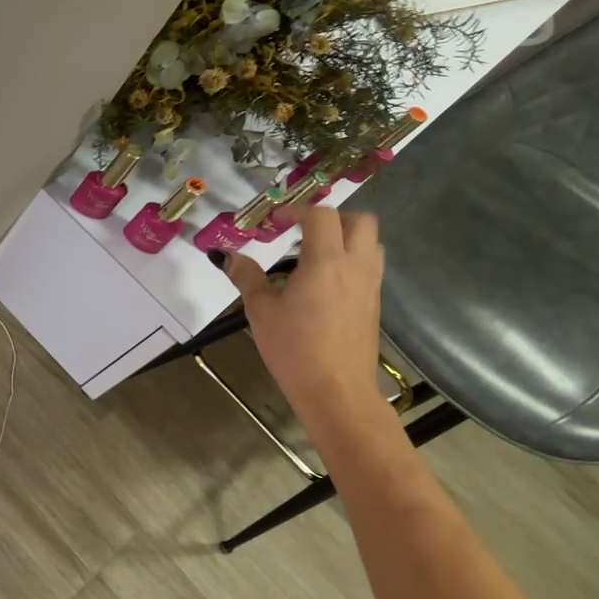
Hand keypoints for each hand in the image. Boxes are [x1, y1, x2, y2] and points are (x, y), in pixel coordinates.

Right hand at [217, 207, 385, 425]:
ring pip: (370, 242)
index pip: (320, 216)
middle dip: (330, 217)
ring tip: (312, 254)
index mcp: (325, 262)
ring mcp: (370, 284)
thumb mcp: (260, 311)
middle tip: (300, 231)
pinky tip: (321, 283)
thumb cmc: (293, 348)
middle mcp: (355, 266)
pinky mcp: (373, 302)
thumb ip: (246, 277)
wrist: (335, 389)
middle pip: (359, 220)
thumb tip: (226, 255)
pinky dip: (348, 260)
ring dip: (344, 237)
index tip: (273, 220)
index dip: (296, 210)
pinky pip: (368, 265)